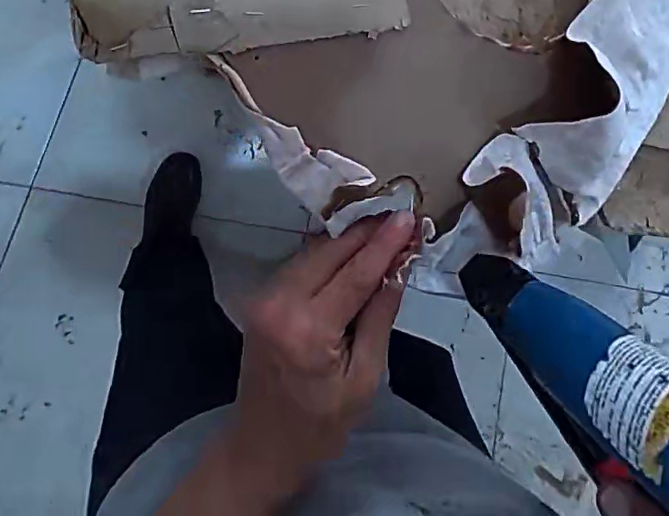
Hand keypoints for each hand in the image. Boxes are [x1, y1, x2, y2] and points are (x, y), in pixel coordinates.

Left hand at [162, 211, 417, 515]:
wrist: (259, 451)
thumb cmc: (319, 426)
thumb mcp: (365, 378)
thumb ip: (380, 317)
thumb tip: (400, 268)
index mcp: (307, 331)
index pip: (356, 272)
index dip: (386, 242)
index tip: (410, 216)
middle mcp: (280, 305)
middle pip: (334, 250)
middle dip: (371, 232)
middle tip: (404, 221)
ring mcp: (266, 298)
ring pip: (319, 249)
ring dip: (354, 238)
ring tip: (388, 233)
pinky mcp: (264, 297)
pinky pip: (306, 260)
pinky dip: (335, 251)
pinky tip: (358, 251)